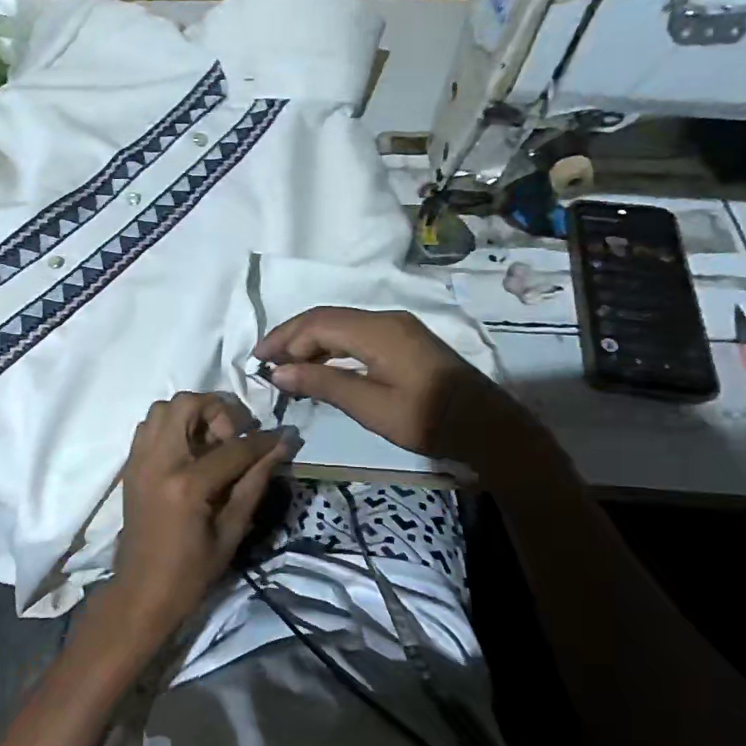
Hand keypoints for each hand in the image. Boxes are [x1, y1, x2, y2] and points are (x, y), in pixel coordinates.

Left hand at [113, 393, 299, 630]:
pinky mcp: (130, 466)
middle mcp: (158, 462)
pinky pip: (148, 426)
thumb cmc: (192, 571)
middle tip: (233, 435)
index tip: (281, 435)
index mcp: (187, 485)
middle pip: (187, 405)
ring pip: (163, 408)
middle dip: (218, 410)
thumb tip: (281, 446)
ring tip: (210, 440)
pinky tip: (188, 450)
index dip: (262, 440)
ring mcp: (139, 461)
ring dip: (191, 414)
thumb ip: (255, 482)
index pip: (233, 447)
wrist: (142, 591)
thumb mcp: (231, 531)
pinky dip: (170, 426)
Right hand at [255, 307, 534, 463]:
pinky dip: (331, 349)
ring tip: (285, 367)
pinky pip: (356, 335)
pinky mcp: (404, 341)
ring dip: (310, 343)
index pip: (317, 324)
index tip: (257, 361)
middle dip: (292, 337)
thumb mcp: (371, 407)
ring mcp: (397, 328)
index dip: (284, 339)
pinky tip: (318, 368)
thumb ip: (324, 384)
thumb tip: (279, 372)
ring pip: (341, 326)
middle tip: (264, 360)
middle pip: (327, 319)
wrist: (487, 427)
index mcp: (377, 330)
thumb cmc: (428, 420)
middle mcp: (386, 319)